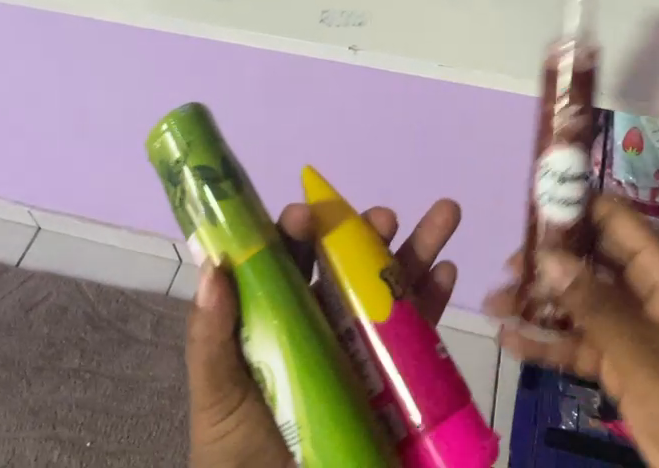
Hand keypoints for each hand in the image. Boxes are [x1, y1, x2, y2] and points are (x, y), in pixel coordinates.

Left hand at [186, 198, 462, 467]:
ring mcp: (360, 351)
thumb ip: (212, 337)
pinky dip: (434, 299)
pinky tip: (446, 274)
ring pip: (391, 289)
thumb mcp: (216, 394)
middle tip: (385, 216)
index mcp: (277, 316)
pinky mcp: (394, 384)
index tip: (306, 214)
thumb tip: (214, 266)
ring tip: (443, 215)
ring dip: (417, 249)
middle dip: (368, 232)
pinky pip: (418, 336)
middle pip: (347, 264)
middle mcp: (322, 324)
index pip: (288, 260)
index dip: (297, 230)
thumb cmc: (237, 452)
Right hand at [484, 195, 658, 467]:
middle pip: (591, 259)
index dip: (576, 207)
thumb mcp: (642, 354)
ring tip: (494, 304)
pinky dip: (549, 342)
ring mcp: (634, 332)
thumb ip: (594, 304)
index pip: (615, 221)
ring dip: (540, 302)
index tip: (529, 208)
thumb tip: (547, 254)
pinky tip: (511, 341)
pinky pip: (580, 343)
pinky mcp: (623, 367)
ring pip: (580, 303)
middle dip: (548, 258)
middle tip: (505, 266)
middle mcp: (645, 294)